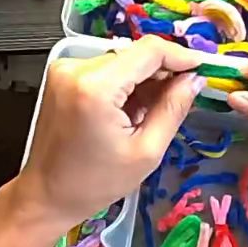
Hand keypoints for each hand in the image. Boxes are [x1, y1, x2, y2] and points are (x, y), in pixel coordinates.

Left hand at [13, 36, 204, 234]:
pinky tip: (127, 112)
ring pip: (121, 61)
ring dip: (142, 81)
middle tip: (180, 98)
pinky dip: (122, 85)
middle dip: (161, 73)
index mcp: (96, 87)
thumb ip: (173, 108)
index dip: (180, 56)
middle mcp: (76, 68)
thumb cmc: (95, 183)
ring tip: (147, 115)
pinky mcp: (61, 75)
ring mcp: (65, 69)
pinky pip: (105, 69)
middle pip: (134, 55)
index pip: (149, 50)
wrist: (46, 195)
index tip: (202, 69)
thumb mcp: (146, 151)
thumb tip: (194, 79)